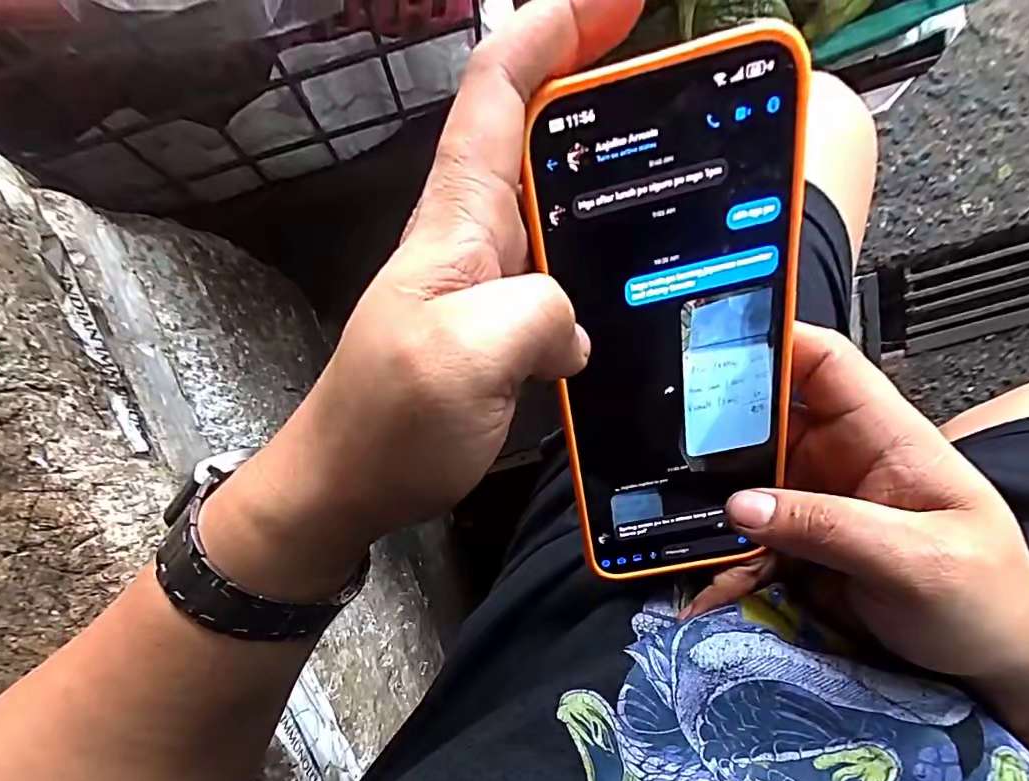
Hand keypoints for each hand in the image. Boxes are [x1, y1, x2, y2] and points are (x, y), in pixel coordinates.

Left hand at [199, 0, 643, 600]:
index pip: (498, 94)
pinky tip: (632, 293)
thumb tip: (572, 331)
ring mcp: (484, 298)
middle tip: (681, 101)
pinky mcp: (495, 345)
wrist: (348, 485)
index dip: (553, 30)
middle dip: (597, 100)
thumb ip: (535, 313)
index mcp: (456, 223)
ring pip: (551, 220)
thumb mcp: (466, 355)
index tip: (622, 2)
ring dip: (605, 192)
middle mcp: (472, 245)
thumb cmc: (391, 421)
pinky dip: (595, 275)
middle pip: (533, 145)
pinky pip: (556, 290)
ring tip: (677, 189)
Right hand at [687, 325, 1028, 680]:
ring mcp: (811, 505)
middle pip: (763, 423)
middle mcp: (838, 461)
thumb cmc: (985, 598)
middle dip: (713, 430)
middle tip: (660, 446)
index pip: (823, 363)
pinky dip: (719, 559)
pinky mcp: (795, 546)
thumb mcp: (918, 558)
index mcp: (883, 436)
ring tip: (669, 520)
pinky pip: (744, 542)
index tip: (707, 343)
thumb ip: (830, 526)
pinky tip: (700, 581)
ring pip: (741, 487)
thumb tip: (741, 507)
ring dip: (706, 504)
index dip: (771, 339)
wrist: (988, 662)